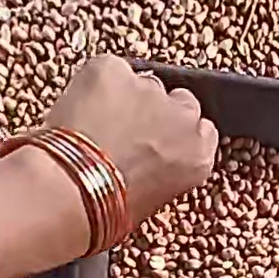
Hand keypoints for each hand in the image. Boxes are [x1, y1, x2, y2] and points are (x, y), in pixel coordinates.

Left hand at [44, 54, 218, 226]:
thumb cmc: (108, 208)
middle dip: (158, 113)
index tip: (160, 144)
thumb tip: (146, 165)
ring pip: (142, 83)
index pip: (203, 132)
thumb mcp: (151, 202)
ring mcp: (148, 88)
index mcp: (198, 155)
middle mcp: (182, 117)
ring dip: (125, 98)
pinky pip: (107, 70)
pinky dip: (95, 84)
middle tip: (128, 134)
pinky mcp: (113, 69)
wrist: (74, 189)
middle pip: (180, 101)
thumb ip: (163, 172)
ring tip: (97, 125)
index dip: (177, 135)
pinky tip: (81, 109)